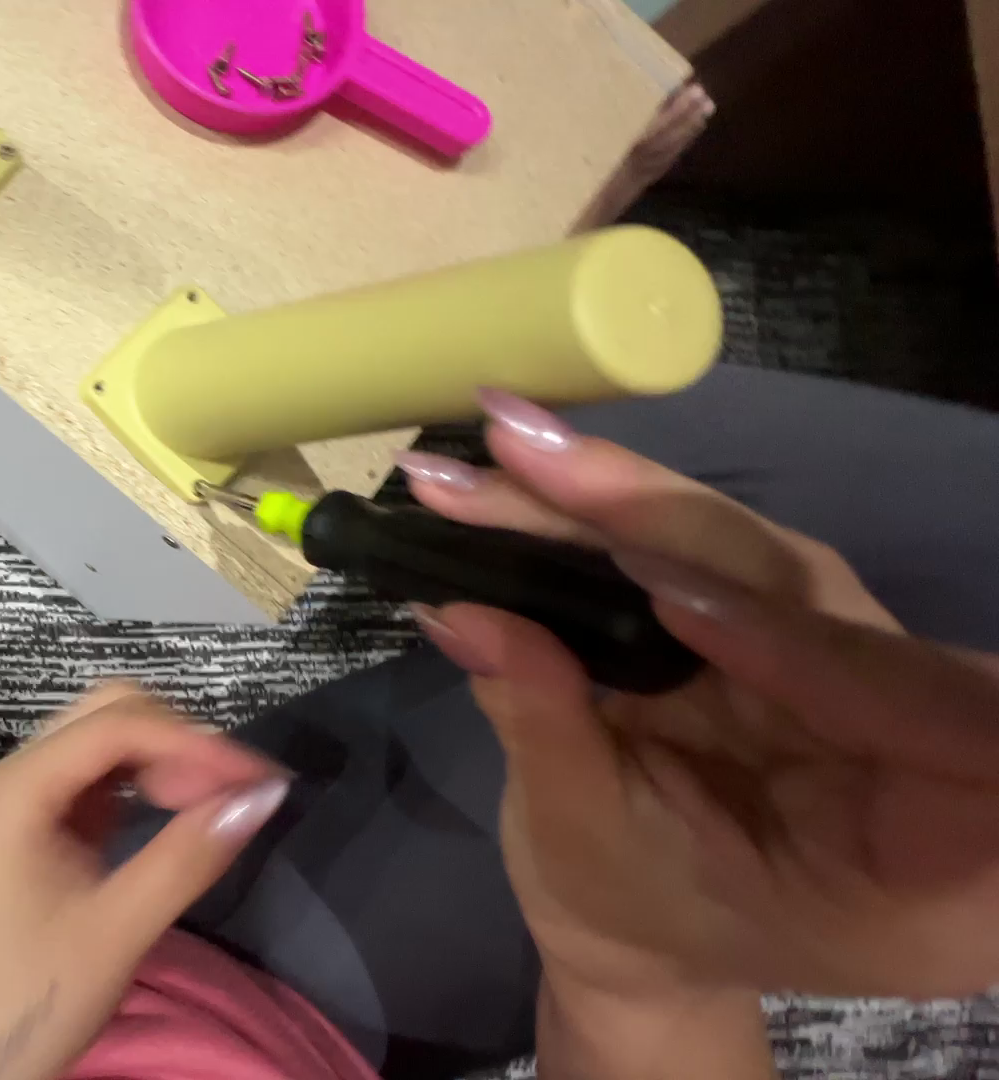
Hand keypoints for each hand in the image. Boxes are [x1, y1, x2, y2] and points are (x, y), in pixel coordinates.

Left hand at [0, 685, 288, 1079]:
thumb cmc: (34, 995)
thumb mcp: (117, 930)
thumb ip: (187, 858)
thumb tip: (260, 797)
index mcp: (19, 788)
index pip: (114, 728)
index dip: (191, 741)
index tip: (257, 774)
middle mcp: (19, 772)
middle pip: (109, 714)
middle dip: (178, 739)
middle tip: (236, 788)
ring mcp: (32, 791)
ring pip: (110, 737)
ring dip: (167, 756)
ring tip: (217, 800)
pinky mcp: (48, 814)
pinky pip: (106, 772)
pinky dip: (150, 779)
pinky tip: (181, 807)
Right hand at [398, 390, 998, 1001]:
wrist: (637, 928)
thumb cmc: (636, 915)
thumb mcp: (584, 838)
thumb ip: (540, 723)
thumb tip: (457, 612)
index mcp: (944, 843)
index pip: (927, 715)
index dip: (802, 645)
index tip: (664, 600)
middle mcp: (904, 723)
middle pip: (805, 588)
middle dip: (656, 515)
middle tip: (531, 456)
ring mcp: (822, 662)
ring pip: (735, 548)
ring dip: (607, 494)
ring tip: (506, 449)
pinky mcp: (750, 626)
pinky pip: (681, 553)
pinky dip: (593, 514)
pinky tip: (521, 481)